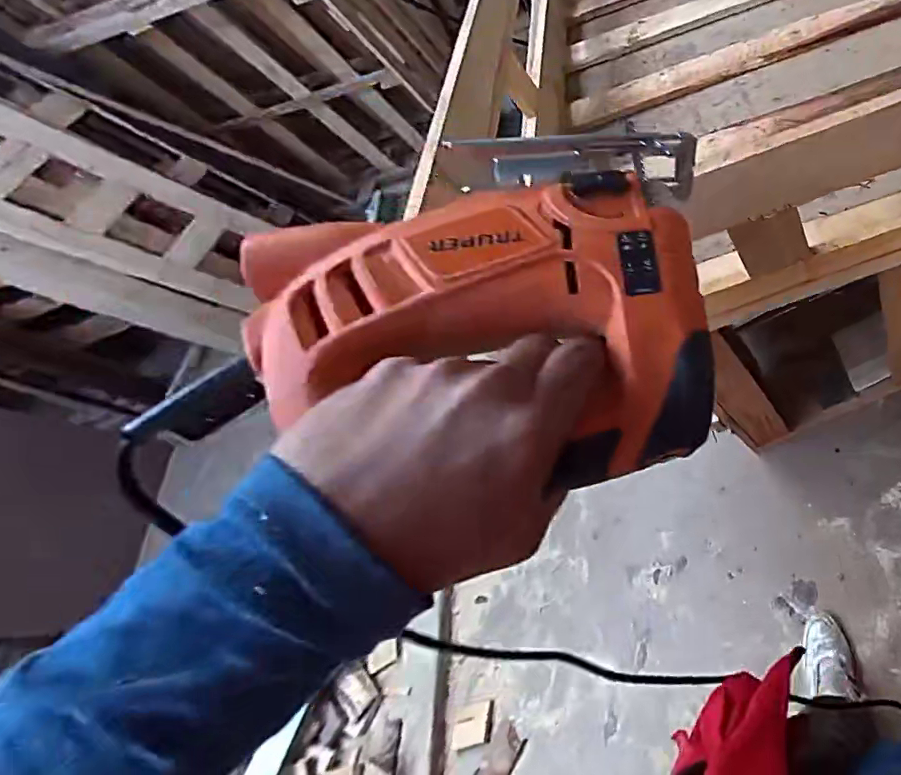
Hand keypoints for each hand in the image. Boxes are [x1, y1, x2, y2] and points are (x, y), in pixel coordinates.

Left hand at [272, 335, 606, 592]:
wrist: (312, 556)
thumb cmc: (433, 550)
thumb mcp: (522, 531)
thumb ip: (555, 477)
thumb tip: (559, 446)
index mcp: (530, 420)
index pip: (582, 356)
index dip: (588, 363)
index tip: (581, 379)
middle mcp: (489, 383)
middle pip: (537, 345)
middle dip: (540, 368)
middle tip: (521, 405)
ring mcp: (432, 372)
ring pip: (475, 366)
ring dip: (474, 391)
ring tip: (439, 433)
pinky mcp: (382, 372)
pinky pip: (420, 374)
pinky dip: (422, 396)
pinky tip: (395, 433)